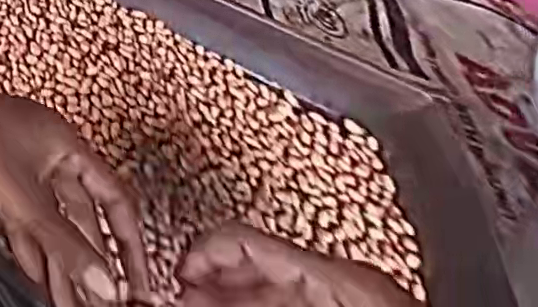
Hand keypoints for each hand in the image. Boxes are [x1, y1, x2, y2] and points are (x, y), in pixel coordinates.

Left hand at [0, 85, 151, 304]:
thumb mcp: (25, 199)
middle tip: (97, 299)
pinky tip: (37, 271)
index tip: (135, 280)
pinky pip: (26, 208)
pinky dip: (32, 239)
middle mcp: (46, 145)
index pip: (112, 195)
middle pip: (80, 210)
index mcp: (62, 140)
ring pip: (51, 213)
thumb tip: (104, 283)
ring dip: (60, 256)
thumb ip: (66, 244)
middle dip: (88, 259)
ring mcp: (21, 155)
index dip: (127, 240)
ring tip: (69, 298)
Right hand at [176, 225, 417, 306]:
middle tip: (182, 295)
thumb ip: (254, 301)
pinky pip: (301, 298)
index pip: (242, 237)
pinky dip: (265, 306)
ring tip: (206, 304)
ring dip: (236, 294)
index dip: (199, 254)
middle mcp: (350, 275)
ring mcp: (364, 295)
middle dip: (214, 277)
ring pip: (278, 280)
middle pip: (257, 256)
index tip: (173, 276)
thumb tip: (194, 295)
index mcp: (339, 271)